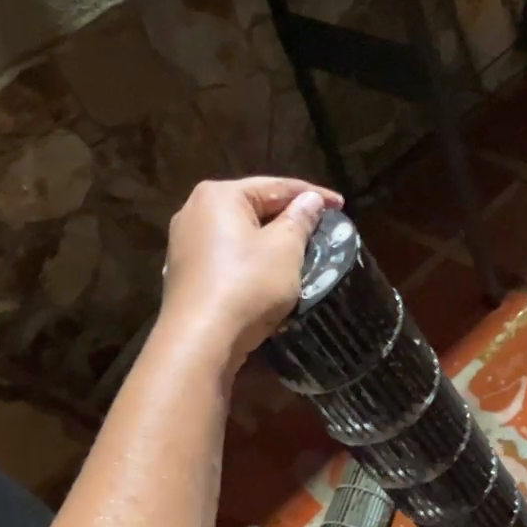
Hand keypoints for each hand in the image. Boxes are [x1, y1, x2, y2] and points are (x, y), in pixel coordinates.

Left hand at [160, 177, 342, 364]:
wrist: (200, 340)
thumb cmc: (247, 286)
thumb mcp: (284, 250)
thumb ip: (299, 220)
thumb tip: (310, 200)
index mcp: (220, 195)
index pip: (276, 186)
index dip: (313, 195)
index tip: (341, 205)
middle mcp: (195, 210)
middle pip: (254, 207)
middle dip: (288, 217)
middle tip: (320, 228)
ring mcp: (185, 243)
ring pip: (239, 233)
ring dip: (269, 240)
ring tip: (298, 250)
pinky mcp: (184, 272)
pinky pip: (227, 256)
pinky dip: (250, 259)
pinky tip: (267, 272)